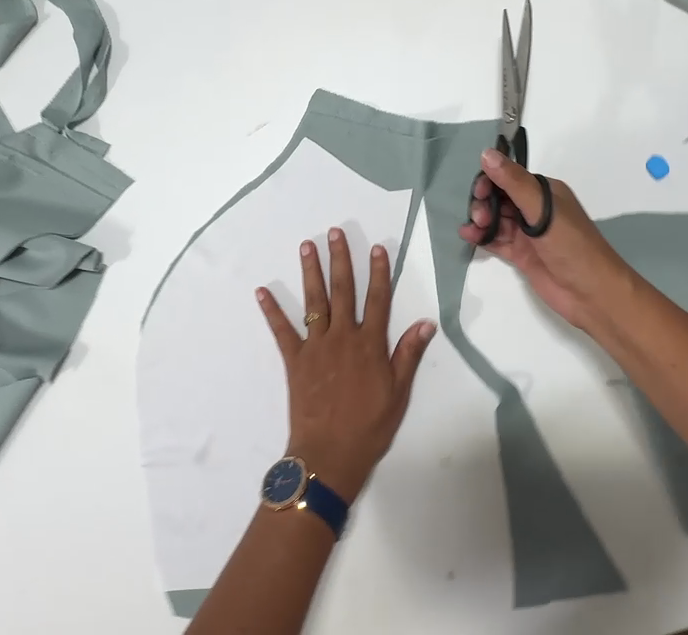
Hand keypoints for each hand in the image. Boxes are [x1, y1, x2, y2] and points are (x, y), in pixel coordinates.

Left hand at [256, 228, 436, 500]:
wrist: (330, 454)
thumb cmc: (370, 426)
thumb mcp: (398, 393)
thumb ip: (408, 354)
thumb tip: (425, 322)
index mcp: (370, 344)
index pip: (378, 299)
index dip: (379, 272)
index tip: (377, 247)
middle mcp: (342, 336)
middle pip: (343, 290)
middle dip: (340, 259)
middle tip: (335, 232)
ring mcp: (316, 346)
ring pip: (314, 300)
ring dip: (310, 271)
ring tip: (307, 245)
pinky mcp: (294, 360)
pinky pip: (282, 330)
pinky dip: (271, 310)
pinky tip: (262, 291)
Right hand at [458, 148, 641, 330]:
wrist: (591, 293)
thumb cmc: (571, 245)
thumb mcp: (542, 209)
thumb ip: (513, 182)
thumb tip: (486, 154)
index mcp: (545, 192)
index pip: (510, 177)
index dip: (491, 181)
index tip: (479, 192)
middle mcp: (535, 209)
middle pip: (500, 198)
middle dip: (484, 202)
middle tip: (479, 216)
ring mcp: (528, 233)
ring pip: (496, 219)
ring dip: (481, 219)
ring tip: (474, 229)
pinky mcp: (521, 254)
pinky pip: (496, 239)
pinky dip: (482, 237)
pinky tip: (468, 236)